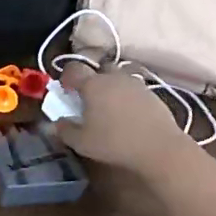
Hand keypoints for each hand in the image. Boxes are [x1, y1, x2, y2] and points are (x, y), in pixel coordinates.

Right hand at [55, 65, 199, 175]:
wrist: (158, 147)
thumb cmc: (113, 143)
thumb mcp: (81, 142)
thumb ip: (65, 130)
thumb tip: (57, 122)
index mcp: (93, 84)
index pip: (74, 69)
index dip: (66, 77)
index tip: (65, 90)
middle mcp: (114, 77)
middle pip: (99, 68)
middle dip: (92, 79)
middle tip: (88, 97)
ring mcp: (136, 83)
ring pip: (119, 77)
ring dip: (111, 86)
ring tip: (109, 106)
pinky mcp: (152, 93)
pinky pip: (134, 88)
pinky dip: (127, 96)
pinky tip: (128, 114)